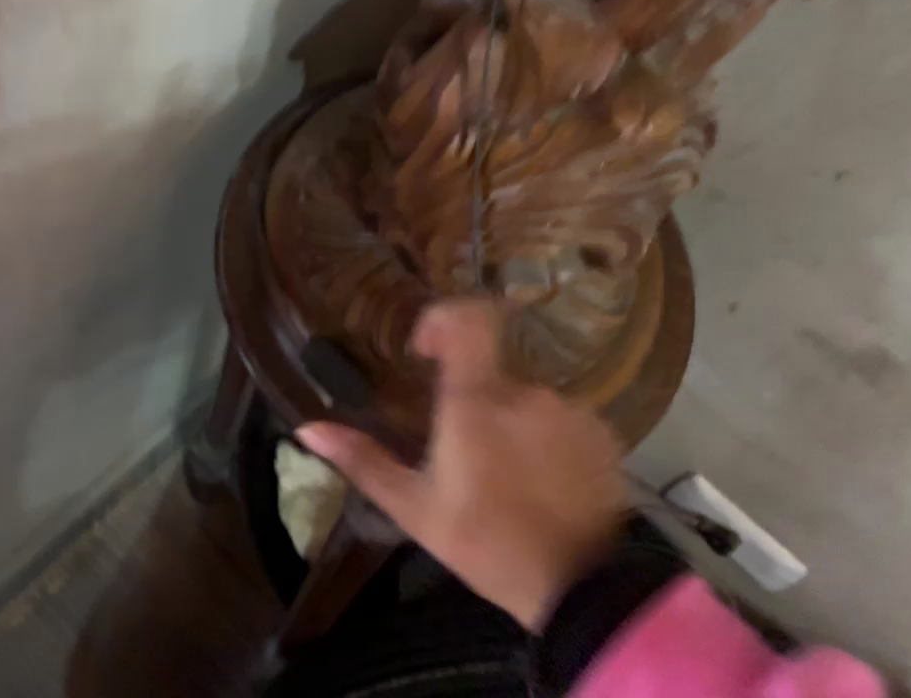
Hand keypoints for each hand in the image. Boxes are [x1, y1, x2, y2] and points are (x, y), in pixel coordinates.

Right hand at [296, 300, 627, 629]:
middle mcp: (526, 391)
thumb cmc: (486, 544)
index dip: (442, 318)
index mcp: (476, 400)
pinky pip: (561, 420)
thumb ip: (363, 460)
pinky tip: (540, 485)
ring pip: (524, 399)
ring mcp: (570, 411)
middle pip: (489, 371)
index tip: (425, 351)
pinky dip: (545, 440)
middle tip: (463, 454)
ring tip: (503, 478)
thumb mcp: (415, 508)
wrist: (584, 591)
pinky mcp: (602, 435)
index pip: (466, 318)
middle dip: (472, 400)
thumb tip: (308, 428)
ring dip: (509, 424)